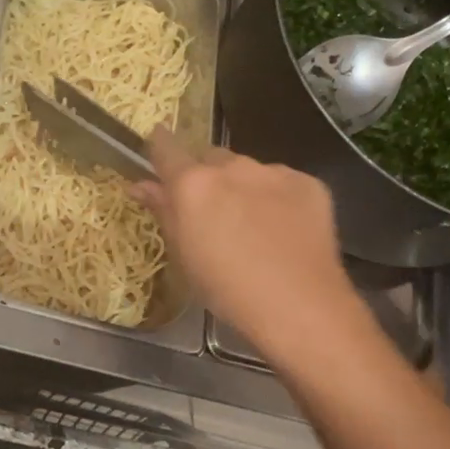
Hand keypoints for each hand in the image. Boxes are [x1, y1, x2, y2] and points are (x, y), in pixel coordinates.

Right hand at [132, 130, 360, 352]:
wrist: (298, 304)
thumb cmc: (226, 289)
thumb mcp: (184, 254)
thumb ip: (163, 211)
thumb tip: (140, 184)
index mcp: (193, 184)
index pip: (167, 149)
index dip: (160, 145)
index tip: (158, 144)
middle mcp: (232, 167)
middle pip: (211, 158)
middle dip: (207, 176)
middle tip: (211, 212)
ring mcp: (274, 172)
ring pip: (249, 170)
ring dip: (243, 188)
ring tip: (252, 226)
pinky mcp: (309, 183)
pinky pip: (283, 182)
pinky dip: (277, 199)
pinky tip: (282, 231)